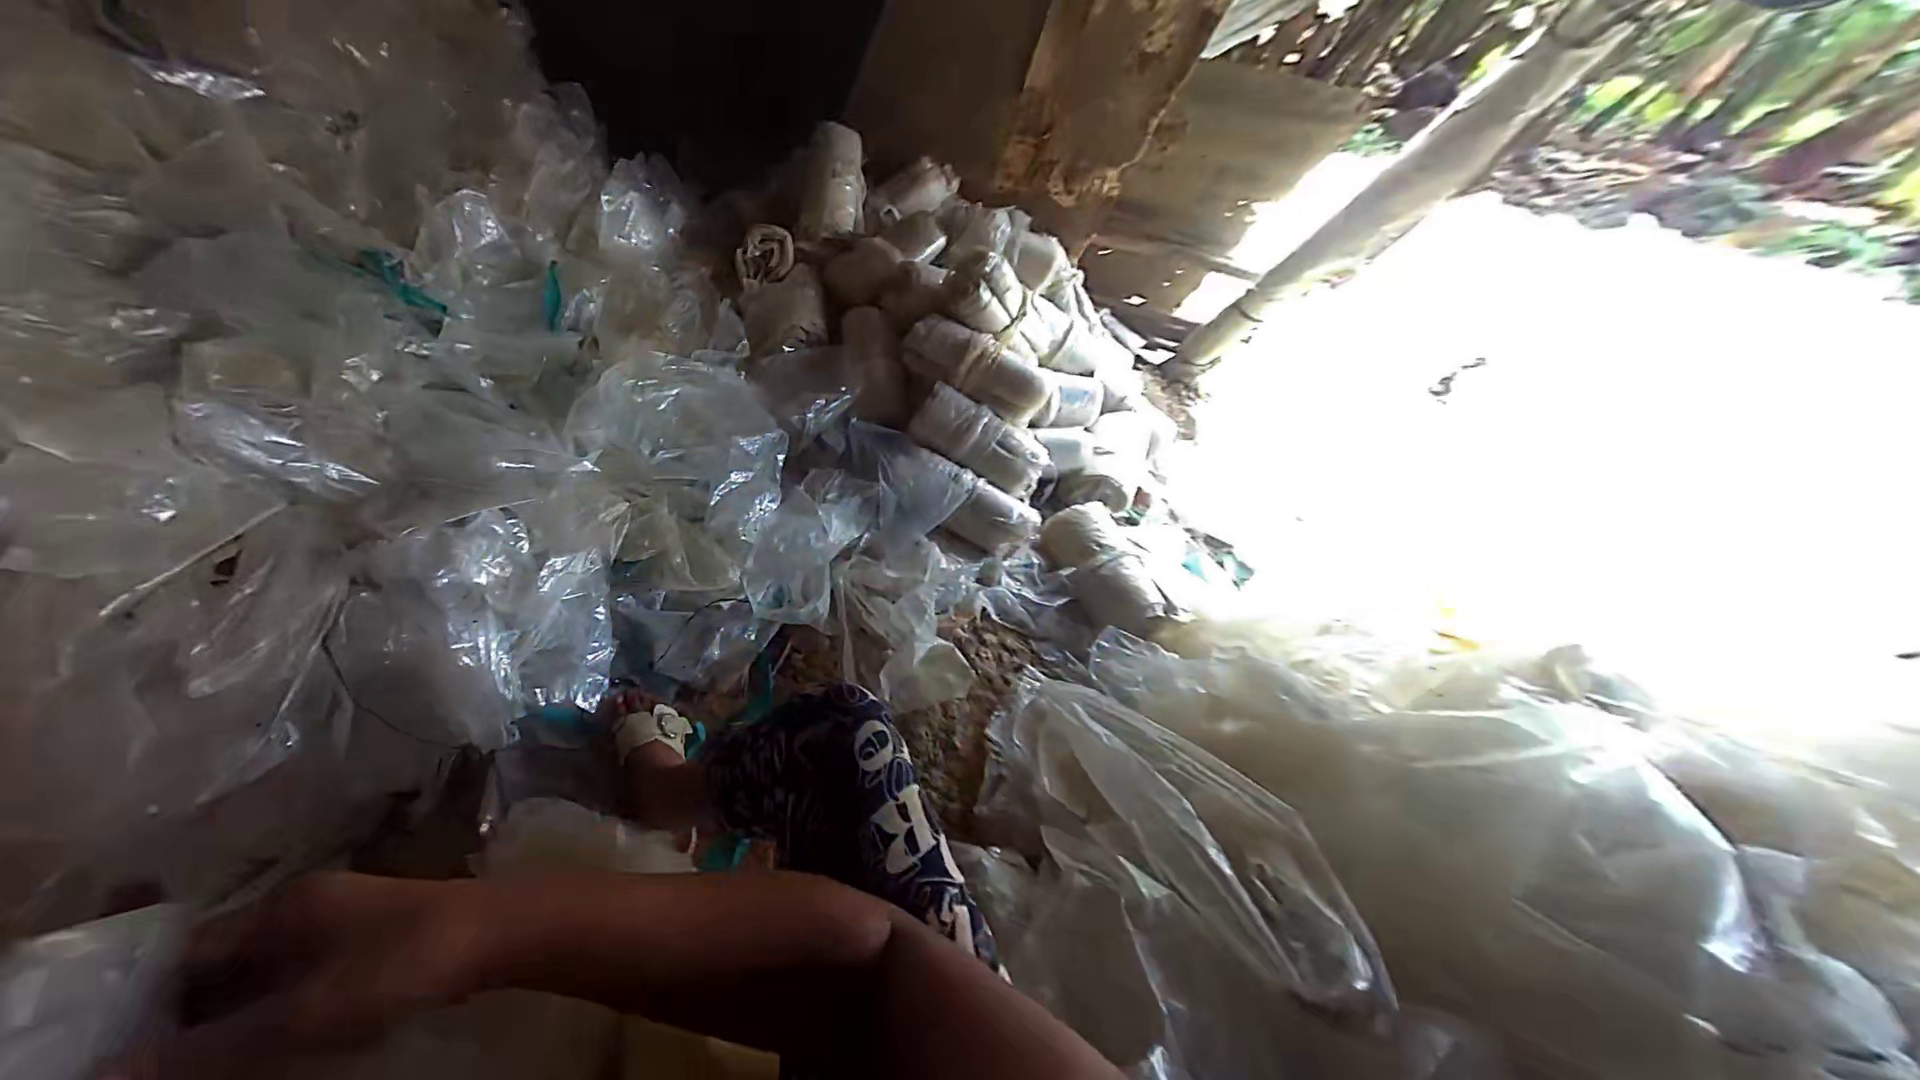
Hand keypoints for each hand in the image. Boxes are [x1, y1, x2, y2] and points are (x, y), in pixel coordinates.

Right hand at [111, 873, 491, 1079]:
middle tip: (148, 1074)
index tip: (102, 1058)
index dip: (140, 1006)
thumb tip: (109, 1075)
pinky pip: (302, 983)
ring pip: (262, 979)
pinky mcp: (372, 946)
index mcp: (288, 905)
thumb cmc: (406, 959)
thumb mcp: (304, 1009)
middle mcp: (310, 907)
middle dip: (183, 1022)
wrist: (503, 932)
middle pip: (221, 968)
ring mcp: (344, 924)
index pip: (185, 954)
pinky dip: (276, 1015)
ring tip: (196, 1071)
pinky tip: (263, 1052)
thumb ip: (210, 1047)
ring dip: (231, 1024)